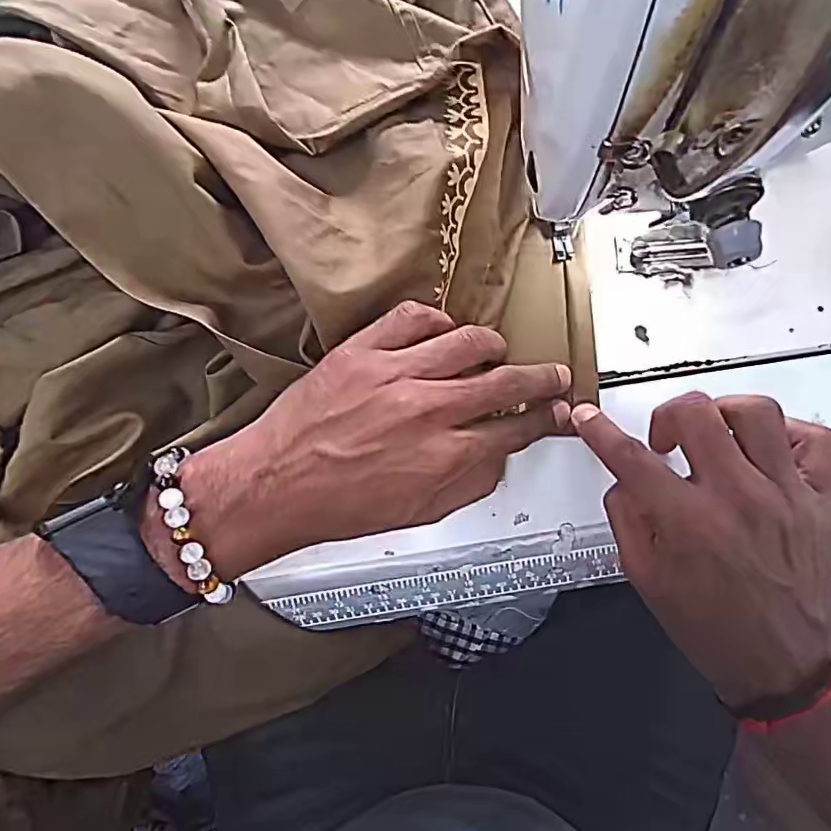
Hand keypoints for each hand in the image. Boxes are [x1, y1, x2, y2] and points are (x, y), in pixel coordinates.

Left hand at [142, 302, 571, 582]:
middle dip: (540, 379)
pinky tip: (441, 333)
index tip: (555, 411)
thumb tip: (497, 456)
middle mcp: (427, 410)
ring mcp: (394, 374)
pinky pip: (414, 317)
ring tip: (496, 352)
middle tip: (551, 376)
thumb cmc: (338, 504)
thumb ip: (469, 483)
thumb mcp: (419, 512)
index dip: (545, 418)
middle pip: (507, 381)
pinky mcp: (362, 350)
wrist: (275, 485)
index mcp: (445, 456)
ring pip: (469, 341)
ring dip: (494, 347)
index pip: (517, 428)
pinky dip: (438, 321)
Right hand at [572, 393, 830, 705]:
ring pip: (755, 412)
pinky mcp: (819, 499)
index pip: (631, 458)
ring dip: (722, 413)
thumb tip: (622, 480)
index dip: (600, 431)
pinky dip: (789, 431)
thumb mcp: (647, 579)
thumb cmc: (717, 628)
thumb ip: (627, 521)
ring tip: (713, 434)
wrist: (782, 662)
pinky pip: (816, 438)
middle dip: (665, 416)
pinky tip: (766, 448)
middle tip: (663, 438)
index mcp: (688, 524)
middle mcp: (738, 501)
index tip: (591, 418)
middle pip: (695, 414)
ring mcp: (784, 495)